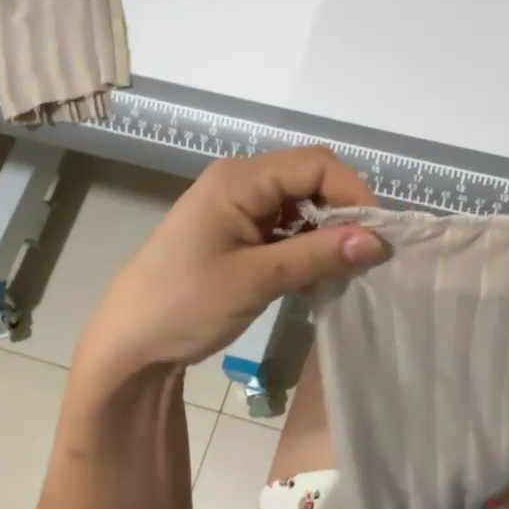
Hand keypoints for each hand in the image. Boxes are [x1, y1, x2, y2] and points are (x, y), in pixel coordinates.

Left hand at [78, 147, 384, 380]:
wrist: (131, 343)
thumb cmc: (185, 304)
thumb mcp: (257, 279)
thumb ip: (318, 255)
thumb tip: (378, 240)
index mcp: (239, 180)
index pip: (316, 164)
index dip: (353, 193)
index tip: (377, 237)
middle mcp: (240, 183)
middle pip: (311, 180)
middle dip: (343, 213)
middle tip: (366, 256)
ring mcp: (238, 209)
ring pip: (301, 207)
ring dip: (326, 234)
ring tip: (346, 270)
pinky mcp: (238, 235)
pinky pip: (286, 229)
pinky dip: (307, 248)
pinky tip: (319, 277)